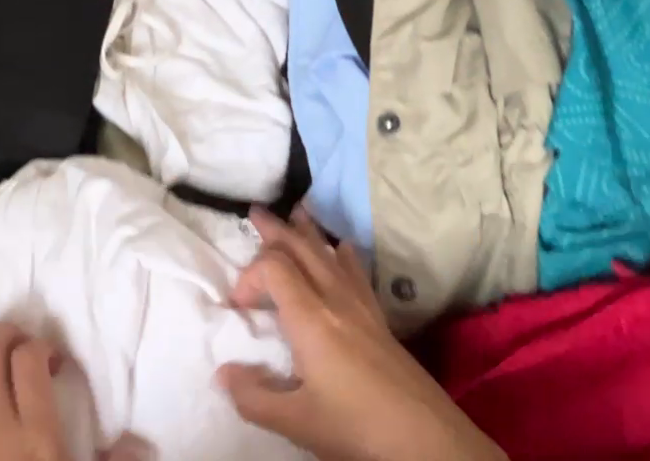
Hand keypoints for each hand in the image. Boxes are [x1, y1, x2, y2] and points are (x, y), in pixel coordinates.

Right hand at [217, 208, 506, 460]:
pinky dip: (342, 253)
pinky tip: (342, 247)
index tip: (239, 306)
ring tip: (297, 211)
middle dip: (276, 230)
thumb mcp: (297, 421)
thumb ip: (254, 396)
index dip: (249, 276)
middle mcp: (334, 299)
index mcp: (310, 318)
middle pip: (302, 249)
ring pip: (330, 254)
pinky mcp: (379, 319)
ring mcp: (361, 306)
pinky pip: (356, 271)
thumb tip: (222, 372)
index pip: (273, 268)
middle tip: (256, 211)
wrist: (427, 439)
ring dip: (308, 232)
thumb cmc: (356, 425)